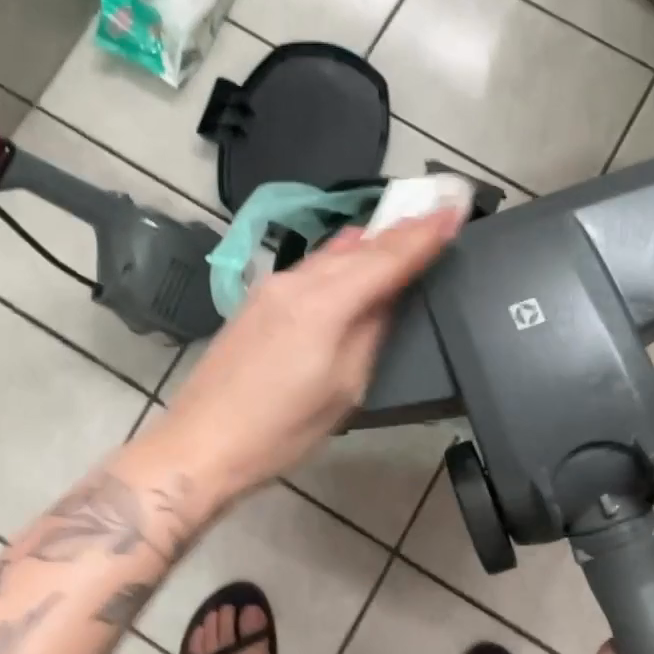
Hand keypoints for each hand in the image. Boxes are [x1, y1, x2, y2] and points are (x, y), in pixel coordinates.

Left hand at [156, 210, 464, 499]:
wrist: (199, 444)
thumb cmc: (280, 430)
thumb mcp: (344, 389)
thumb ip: (371, 333)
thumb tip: (389, 299)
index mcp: (325, 304)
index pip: (387, 258)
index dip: (424, 234)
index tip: (454, 209)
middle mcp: (298, 282)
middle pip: (361, 248)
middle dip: (403, 230)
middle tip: (438, 211)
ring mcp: (273, 287)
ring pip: (334, 252)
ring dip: (372, 240)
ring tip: (405, 228)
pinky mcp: (258, 299)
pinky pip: (313, 264)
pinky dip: (342, 255)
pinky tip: (352, 252)